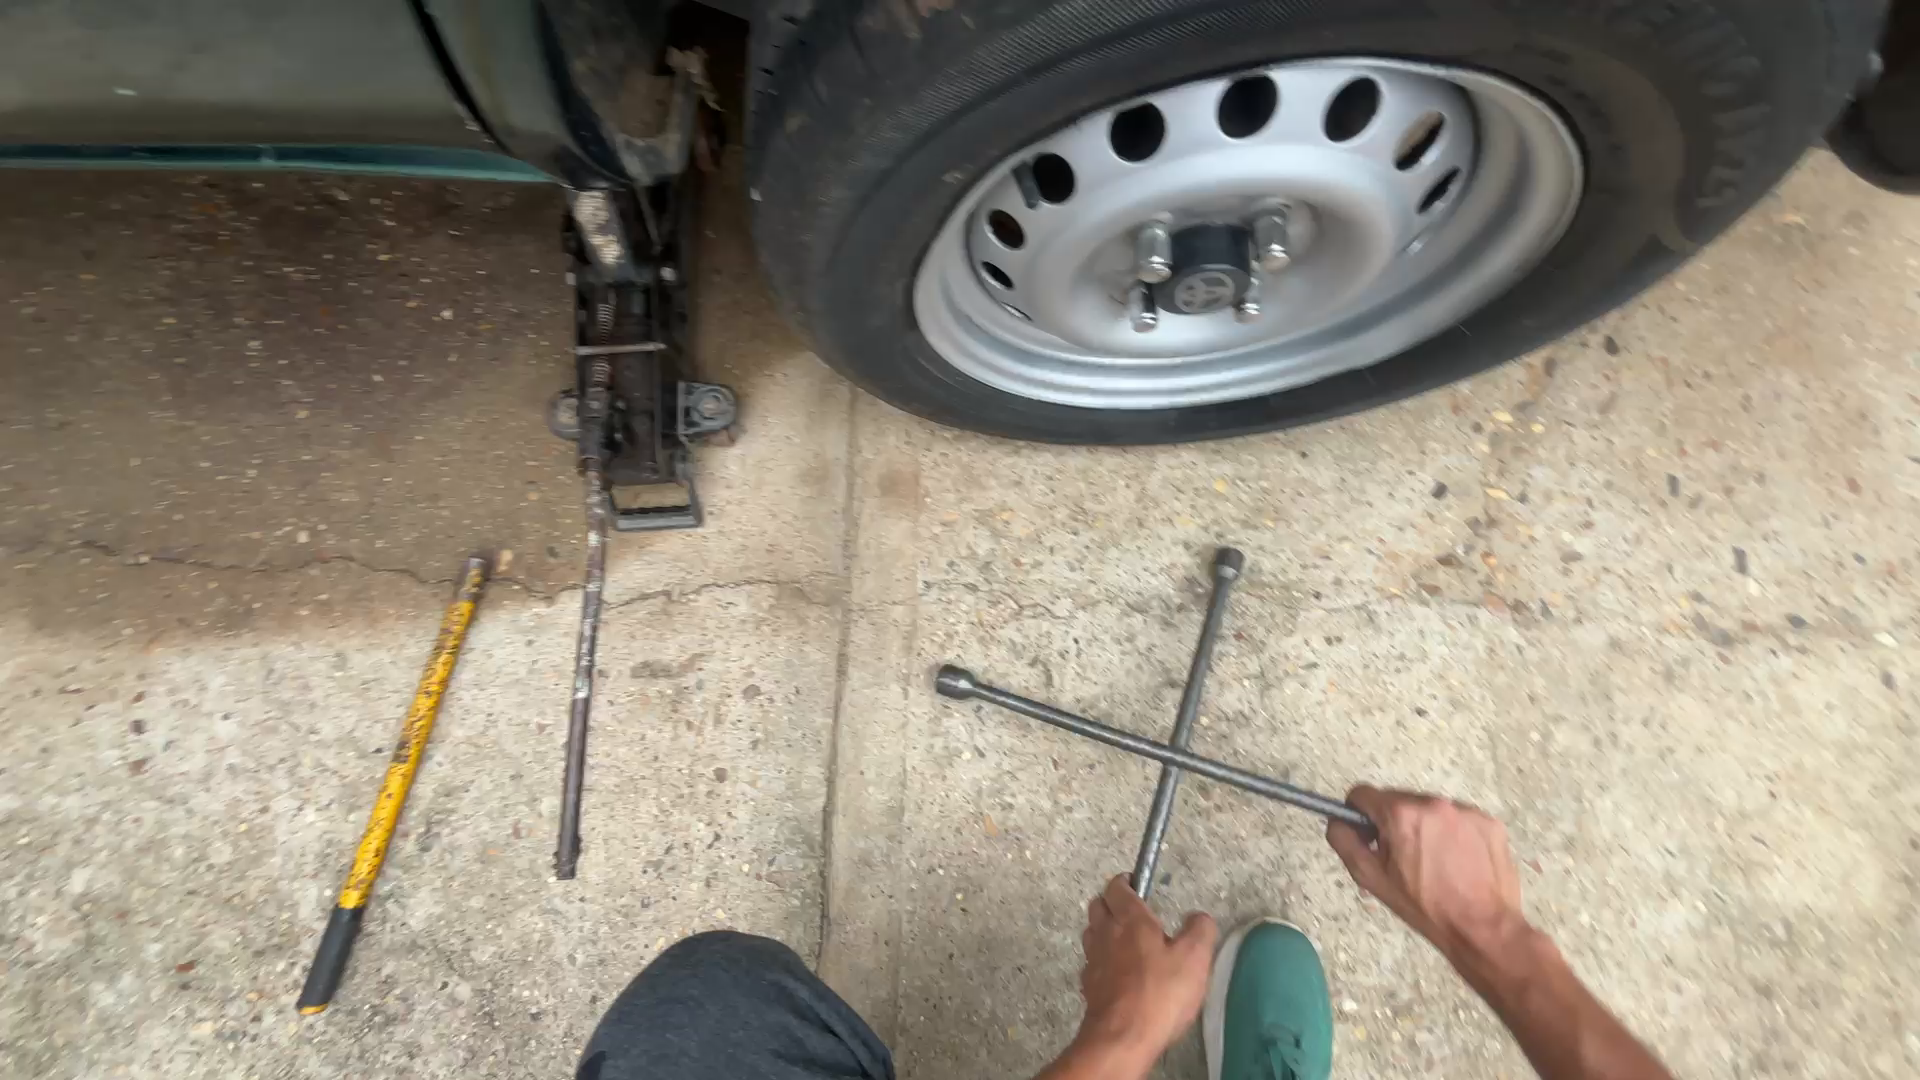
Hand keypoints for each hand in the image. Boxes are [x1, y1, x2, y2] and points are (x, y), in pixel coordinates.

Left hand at [1061, 875, 1216, 1075]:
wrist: (1122, 1036)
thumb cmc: (1160, 992)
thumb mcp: (1194, 959)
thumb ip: (1200, 931)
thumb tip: (1200, 916)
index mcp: (1129, 917)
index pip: (1117, 885)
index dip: (1127, 882)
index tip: (1139, 886)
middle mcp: (1105, 931)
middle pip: (1099, 904)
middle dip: (1112, 903)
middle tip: (1134, 914)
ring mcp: (1093, 957)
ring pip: (1092, 930)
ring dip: (1105, 929)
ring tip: (1126, 942)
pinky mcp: (1089, 983)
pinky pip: (1092, 959)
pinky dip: (1103, 958)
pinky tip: (1119, 973)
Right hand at [1325, 786, 1529, 965]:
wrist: (1484, 930)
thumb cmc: (1422, 905)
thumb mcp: (1369, 877)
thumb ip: (1343, 839)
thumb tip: (1337, 819)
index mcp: (1399, 813)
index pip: (1362, 794)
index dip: (1359, 815)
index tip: (1369, 837)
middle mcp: (1432, 803)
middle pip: (1396, 800)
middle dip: (1393, 822)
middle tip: (1403, 856)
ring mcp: (1464, 811)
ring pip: (1427, 808)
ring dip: (1423, 826)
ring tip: (1434, 861)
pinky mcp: (1489, 822)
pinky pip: (1457, 818)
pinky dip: (1452, 833)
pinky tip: (1458, 860)